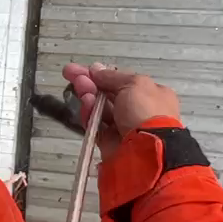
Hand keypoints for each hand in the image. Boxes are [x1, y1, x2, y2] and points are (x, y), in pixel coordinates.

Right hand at [62, 63, 180, 157]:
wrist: (145, 152)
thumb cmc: (146, 112)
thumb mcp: (134, 84)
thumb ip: (112, 76)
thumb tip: (96, 69)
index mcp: (151, 94)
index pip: (122, 81)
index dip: (102, 74)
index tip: (84, 69)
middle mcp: (138, 110)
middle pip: (108, 93)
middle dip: (90, 83)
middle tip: (71, 74)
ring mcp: (123, 127)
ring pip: (100, 108)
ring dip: (88, 97)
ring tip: (80, 89)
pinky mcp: (109, 141)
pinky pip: (96, 125)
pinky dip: (89, 115)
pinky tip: (85, 105)